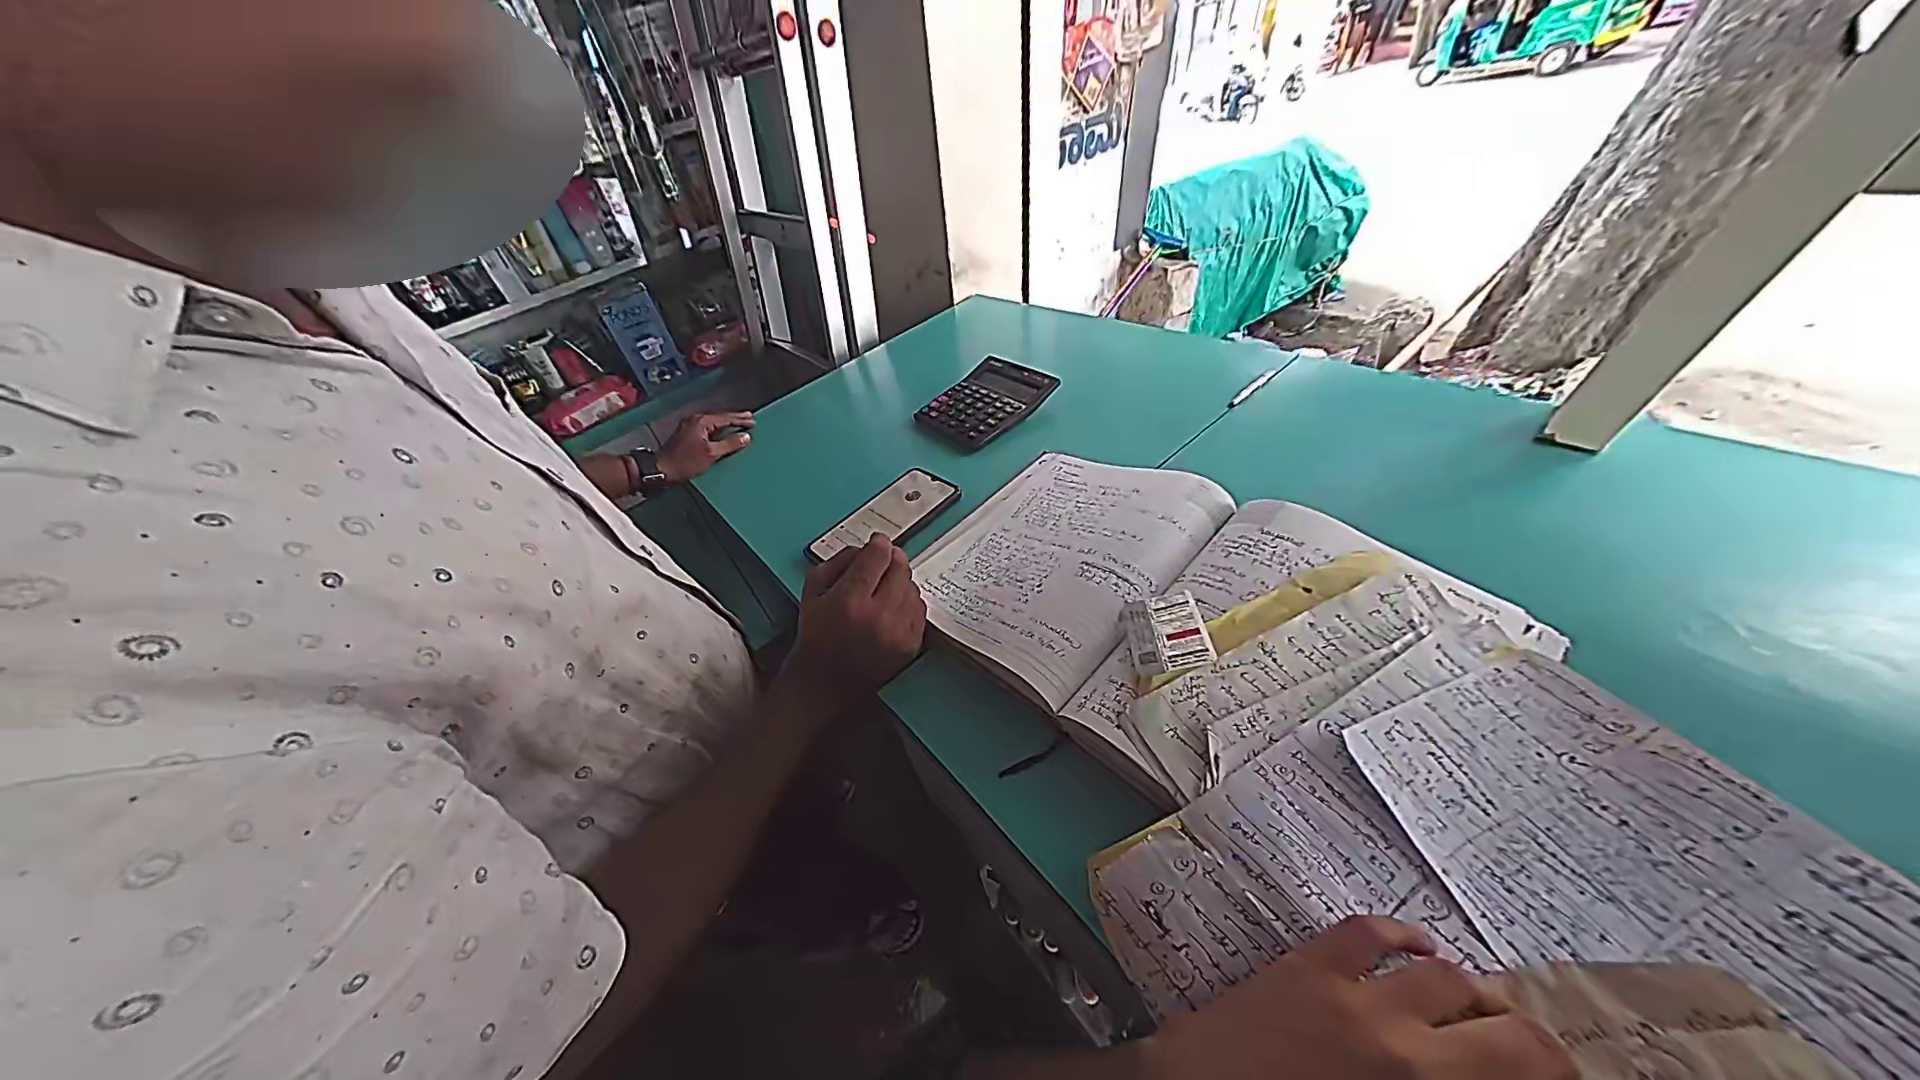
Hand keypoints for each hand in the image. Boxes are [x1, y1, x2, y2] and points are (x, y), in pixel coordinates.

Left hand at [656, 411, 754, 481]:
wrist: (662, 469)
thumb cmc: (686, 462)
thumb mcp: (711, 454)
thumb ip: (730, 444)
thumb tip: (745, 436)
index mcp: (701, 421)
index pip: (725, 418)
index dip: (740, 420)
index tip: (753, 421)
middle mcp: (695, 420)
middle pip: (719, 417)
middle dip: (734, 419)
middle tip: (749, 418)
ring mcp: (690, 426)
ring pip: (714, 422)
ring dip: (727, 424)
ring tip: (740, 425)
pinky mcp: (688, 434)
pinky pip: (708, 428)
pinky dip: (718, 429)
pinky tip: (724, 433)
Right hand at [784, 535, 926, 707]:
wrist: (825, 683)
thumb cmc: (816, 636)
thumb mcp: (813, 592)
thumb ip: (839, 561)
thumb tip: (868, 547)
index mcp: (849, 602)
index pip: (878, 556)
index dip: (879, 544)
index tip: (877, 543)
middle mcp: (878, 617)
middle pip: (900, 568)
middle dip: (891, 559)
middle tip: (882, 561)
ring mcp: (898, 634)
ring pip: (912, 587)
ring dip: (900, 581)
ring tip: (883, 590)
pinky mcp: (911, 646)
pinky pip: (919, 609)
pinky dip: (908, 603)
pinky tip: (892, 608)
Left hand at [1137, 917, 1574, 1079]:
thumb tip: (1468, 1074)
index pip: (1525, 1069)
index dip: (1556, 1073)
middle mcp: (1399, 1037)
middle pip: (1500, 1028)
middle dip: (1531, 1045)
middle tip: (1532, 1060)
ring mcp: (1350, 992)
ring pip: (1442, 977)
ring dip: (1472, 996)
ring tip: (1481, 1013)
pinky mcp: (1307, 964)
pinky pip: (1364, 932)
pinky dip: (1401, 934)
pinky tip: (1421, 944)